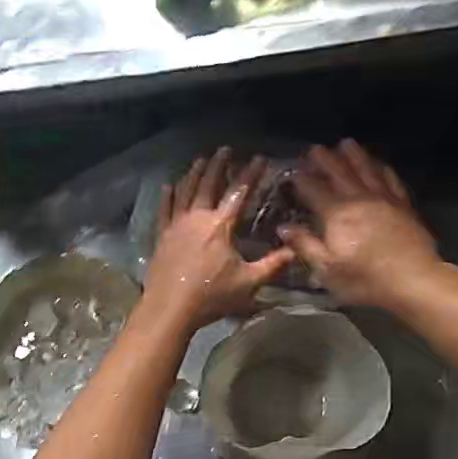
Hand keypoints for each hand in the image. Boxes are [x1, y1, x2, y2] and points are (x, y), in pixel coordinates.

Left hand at [144, 147, 294, 328]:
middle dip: (218, 164)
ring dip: (194, 174)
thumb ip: (272, 265)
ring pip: (185, 192)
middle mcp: (197, 218)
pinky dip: (168, 196)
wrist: (169, 308)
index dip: (251, 173)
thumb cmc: (211, 296)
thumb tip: (295, 249)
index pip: (239, 192)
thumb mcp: (248, 283)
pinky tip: (168, 186)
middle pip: (208, 183)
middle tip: (225, 149)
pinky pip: (165, 210)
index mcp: (220, 226)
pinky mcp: (162, 237)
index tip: (260, 158)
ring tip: (200, 160)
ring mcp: (176, 226)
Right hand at [281, 139, 445, 309]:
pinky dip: (382, 169)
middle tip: (315, 149)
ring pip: (367, 170)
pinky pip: (391, 180)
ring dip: (355, 156)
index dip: (302, 181)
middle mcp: (359, 200)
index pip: (314, 191)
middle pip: (340, 173)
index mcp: (336, 215)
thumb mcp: (326, 269)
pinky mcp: (403, 206)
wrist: (412, 279)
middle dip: (326, 160)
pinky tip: (380, 164)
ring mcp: (384, 200)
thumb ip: (305, 245)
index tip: (293, 173)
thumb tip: (284, 228)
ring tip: (346, 143)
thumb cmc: (364, 278)